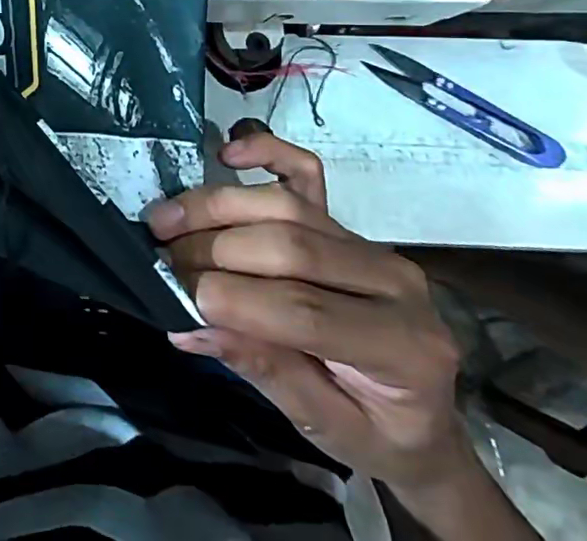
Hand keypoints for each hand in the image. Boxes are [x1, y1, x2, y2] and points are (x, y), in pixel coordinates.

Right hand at [145, 129, 470, 489]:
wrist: (423, 417)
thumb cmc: (378, 433)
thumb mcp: (327, 428)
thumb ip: (266, 372)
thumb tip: (191, 326)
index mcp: (402, 346)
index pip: (307, 311)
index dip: (237, 301)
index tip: (178, 297)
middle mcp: (393, 281)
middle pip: (295, 245)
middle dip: (216, 250)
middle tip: (162, 260)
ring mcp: (373, 245)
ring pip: (290, 207)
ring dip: (220, 207)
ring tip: (167, 219)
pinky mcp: (349, 226)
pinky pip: (308, 175)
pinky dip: (269, 153)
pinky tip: (229, 154)